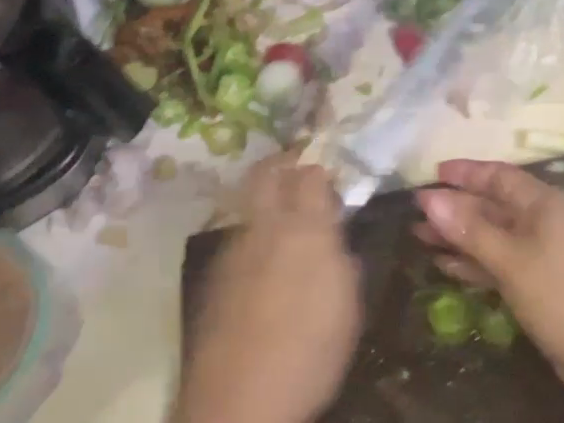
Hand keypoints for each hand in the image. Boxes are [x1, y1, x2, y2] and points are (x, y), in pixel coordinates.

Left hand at [174, 153, 360, 422]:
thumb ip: (343, 265)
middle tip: (300, 173)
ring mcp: (234, 247)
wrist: (238, 400)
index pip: (311, 174)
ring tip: (284, 227)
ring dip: (267, 203)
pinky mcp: (214, 274)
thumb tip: (338, 244)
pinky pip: (239, 239)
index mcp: (306, 229)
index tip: (332, 179)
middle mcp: (265, 226)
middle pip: (267, 171)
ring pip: (250, 205)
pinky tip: (264, 268)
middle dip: (284, 163)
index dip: (322, 169)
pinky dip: (254, 240)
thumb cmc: (309, 355)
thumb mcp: (348, 311)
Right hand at [412, 159, 563, 394]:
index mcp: (546, 203)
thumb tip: (429, 199)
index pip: (500, 176)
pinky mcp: (539, 280)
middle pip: (494, 205)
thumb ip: (468, 228)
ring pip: (493, 234)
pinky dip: (474, 260)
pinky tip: (444, 264)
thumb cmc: (559, 295)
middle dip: (455, 208)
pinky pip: (500, 260)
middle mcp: (545, 220)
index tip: (432, 174)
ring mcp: (543, 252)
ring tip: (419, 235)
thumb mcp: (509, 260)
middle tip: (416, 210)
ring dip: (459, 235)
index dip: (466, 173)